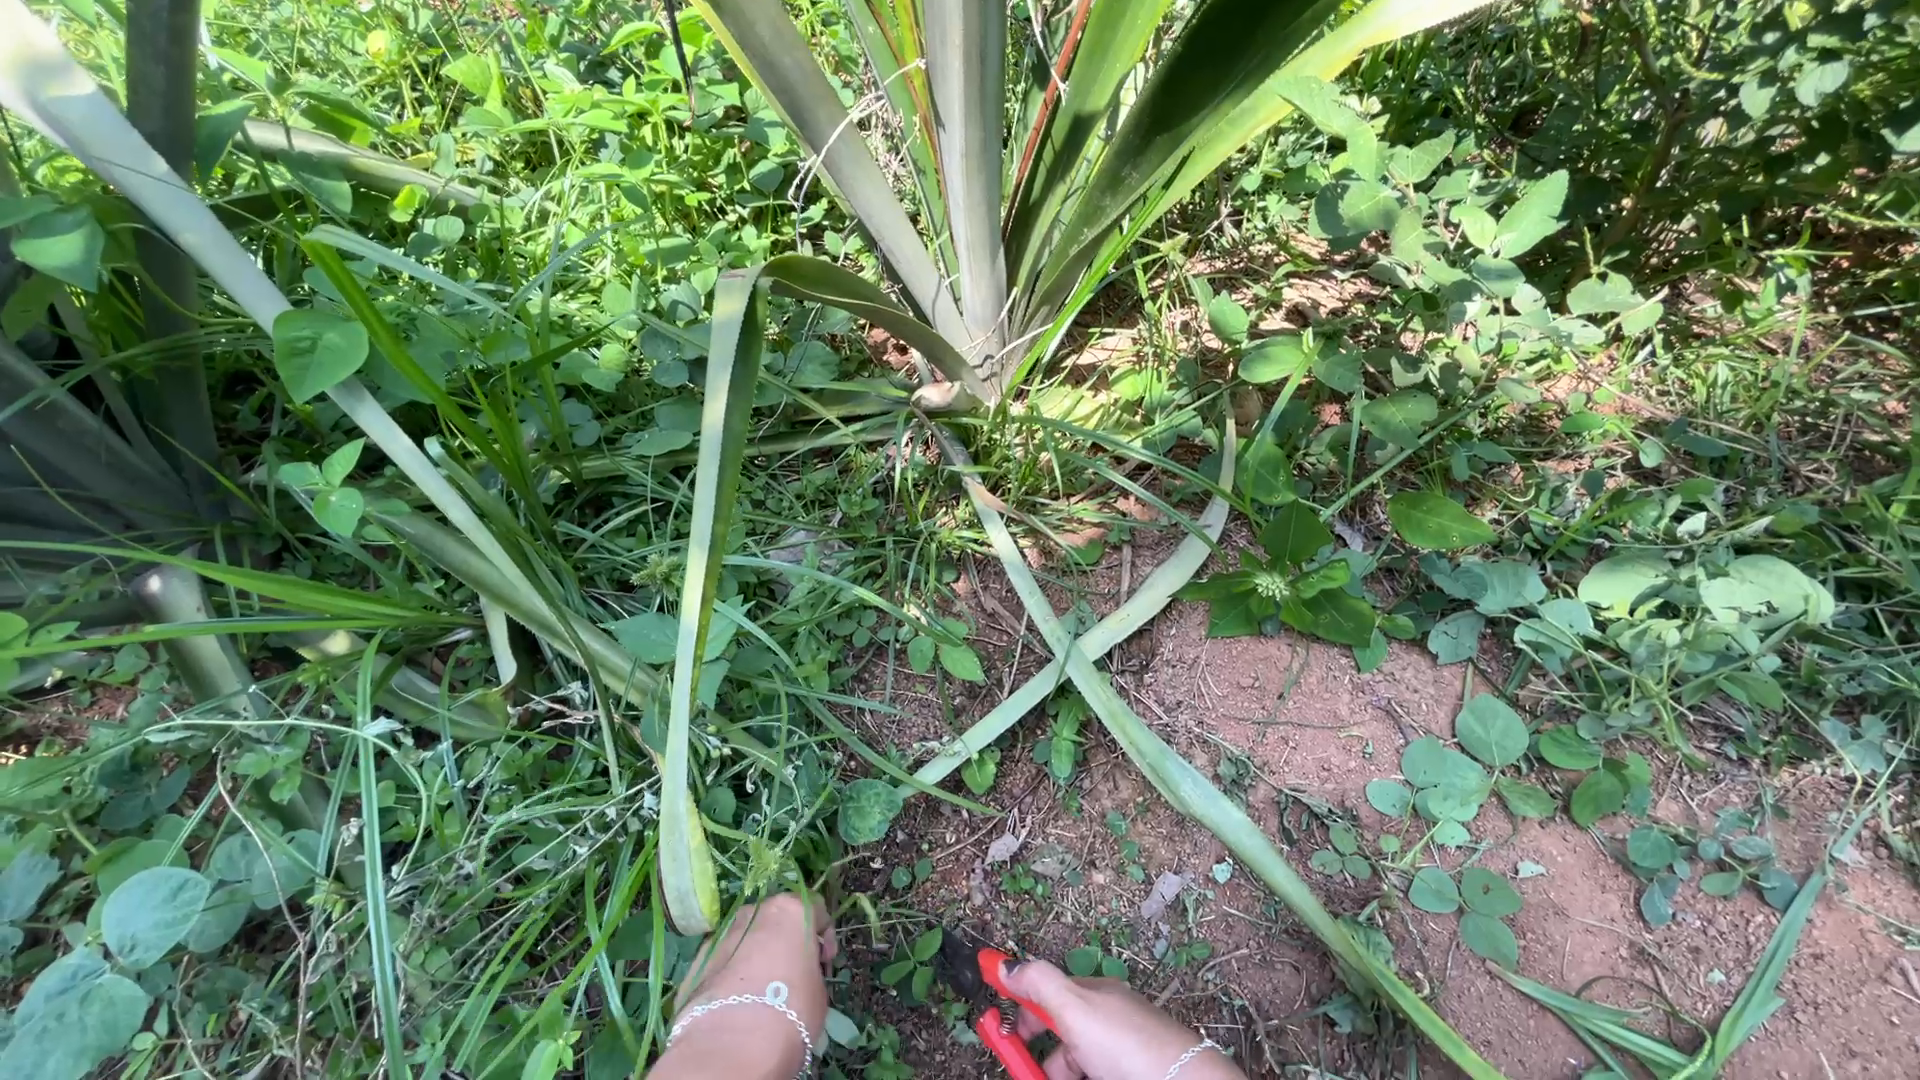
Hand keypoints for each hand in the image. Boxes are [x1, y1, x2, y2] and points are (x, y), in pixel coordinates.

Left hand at [647, 893, 835, 1079]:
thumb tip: (797, 974)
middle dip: (786, 943)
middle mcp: (754, 912)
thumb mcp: (819, 988)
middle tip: (794, 974)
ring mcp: (721, 935)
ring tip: (760, 993)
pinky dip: (732, 976)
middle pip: (776, 920)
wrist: (731, 1044)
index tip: (824, 961)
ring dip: (756, 957)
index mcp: (789, 910)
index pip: (815, 907)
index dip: (824, 935)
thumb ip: (809, 968)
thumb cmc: (790, 1009)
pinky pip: (723, 962)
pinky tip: (736, 1005)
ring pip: (746, 939)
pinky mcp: (696, 962)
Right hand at [1002, 958, 1243, 1079]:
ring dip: (1057, 1070)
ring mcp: (1121, 1055)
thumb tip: (1004, 964)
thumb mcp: (1075, 1007)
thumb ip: (1038, 982)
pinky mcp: (1129, 1073)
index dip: (1020, 1015)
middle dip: (1038, 1058)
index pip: (1046, 997)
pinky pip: (1095, 1071)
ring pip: (1077, 1063)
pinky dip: (1081, 1073)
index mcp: (1094, 997)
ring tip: (1052, 1076)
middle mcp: (1107, 1023)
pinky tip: (1083, 1077)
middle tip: (1025, 1071)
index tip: (996, 1031)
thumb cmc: (1127, 1045)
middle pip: (1059, 1041)